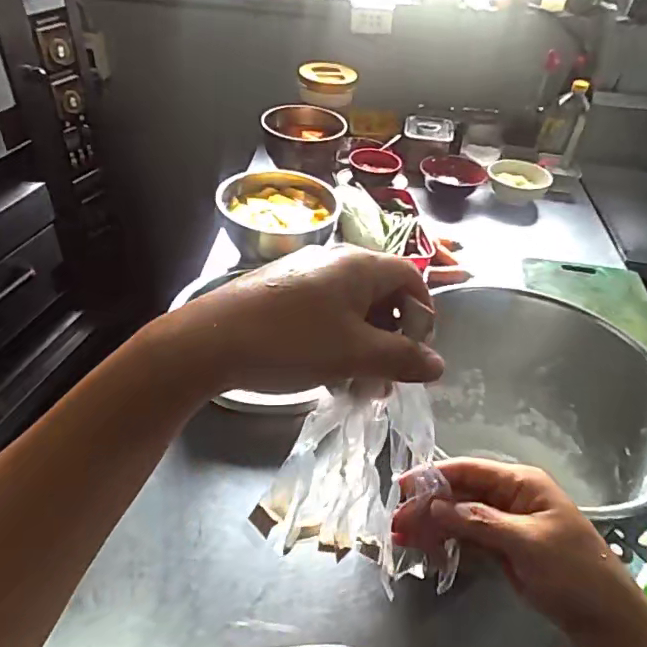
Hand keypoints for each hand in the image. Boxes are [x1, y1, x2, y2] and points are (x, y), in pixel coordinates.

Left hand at [162, 245, 444, 393]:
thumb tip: (438, 364)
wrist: (208, 341)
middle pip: (382, 295)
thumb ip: (402, 358)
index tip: (416, 354)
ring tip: (355, 385)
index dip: (423, 316)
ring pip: (352, 309)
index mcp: (359, 265)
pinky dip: (336, 341)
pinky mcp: (282, 293)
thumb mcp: (354, 354)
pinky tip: (325, 373)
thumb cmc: (290, 342)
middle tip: (385, 379)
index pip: (411, 279)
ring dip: (364, 346)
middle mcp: (335, 261)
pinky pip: (325, 314)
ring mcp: (305, 275)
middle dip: (391, 339)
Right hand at [393, 457, 646, 638]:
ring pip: (460, 517)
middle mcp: (510, 497)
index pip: (469, 470)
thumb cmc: (572, 570)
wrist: (604, 617)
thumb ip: (478, 521)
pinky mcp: (503, 549)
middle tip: (397, 524)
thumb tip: (434, 507)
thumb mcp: (525, 541)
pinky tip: (427, 550)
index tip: (402, 488)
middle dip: (428, 506)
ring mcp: (506, 524)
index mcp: (521, 483)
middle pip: (460, 494)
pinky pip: (468, 539)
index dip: (434, 476)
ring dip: (433, 526)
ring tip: (402, 539)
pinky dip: (448, 543)